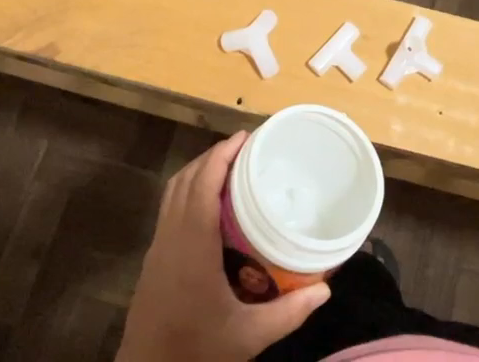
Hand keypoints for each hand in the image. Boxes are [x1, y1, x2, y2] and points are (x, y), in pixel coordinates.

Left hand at [117, 131, 329, 361]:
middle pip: (185, 180)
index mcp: (192, 246)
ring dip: (198, 173)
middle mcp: (170, 238)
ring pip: (173, 193)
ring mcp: (157, 249)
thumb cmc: (196, 351)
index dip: (221, 155)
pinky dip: (189, 193)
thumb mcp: (249, 336)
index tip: (246, 138)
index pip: (202, 184)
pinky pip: (170, 210)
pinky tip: (213, 207)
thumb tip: (325, 289)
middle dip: (213, 157)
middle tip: (246, 150)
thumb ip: (289, 312)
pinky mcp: (153, 261)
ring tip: (231, 170)